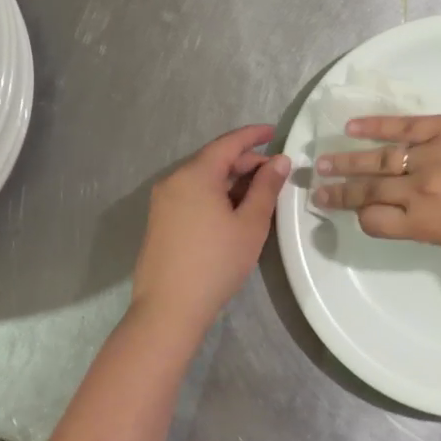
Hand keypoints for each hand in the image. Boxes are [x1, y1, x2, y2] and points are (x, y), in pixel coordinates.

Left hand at [131, 125, 290, 321]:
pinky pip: (192, 195)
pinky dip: (215, 194)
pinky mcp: (160, 221)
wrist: (169, 308)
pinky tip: (233, 211)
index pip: (228, 143)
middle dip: (245, 162)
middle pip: (214, 160)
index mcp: (195, 174)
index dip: (253, 136)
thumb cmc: (215, 263)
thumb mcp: (250, 224)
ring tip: (259, 193)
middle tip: (275, 172)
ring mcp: (163, 201)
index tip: (274, 132)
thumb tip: (279, 160)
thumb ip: (266, 188)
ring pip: (203, 179)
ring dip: (231, 180)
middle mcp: (174, 180)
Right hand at [311, 114, 440, 245]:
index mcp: (426, 225)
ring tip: (325, 160)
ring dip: (347, 160)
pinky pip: (400, 126)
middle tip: (317, 187)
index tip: (348, 209)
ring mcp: (430, 156)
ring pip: (377, 158)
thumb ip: (429, 224)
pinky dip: (374, 126)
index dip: (358, 215)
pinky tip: (353, 128)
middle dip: (339, 190)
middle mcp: (420, 192)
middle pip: (368, 191)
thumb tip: (403, 210)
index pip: (374, 221)